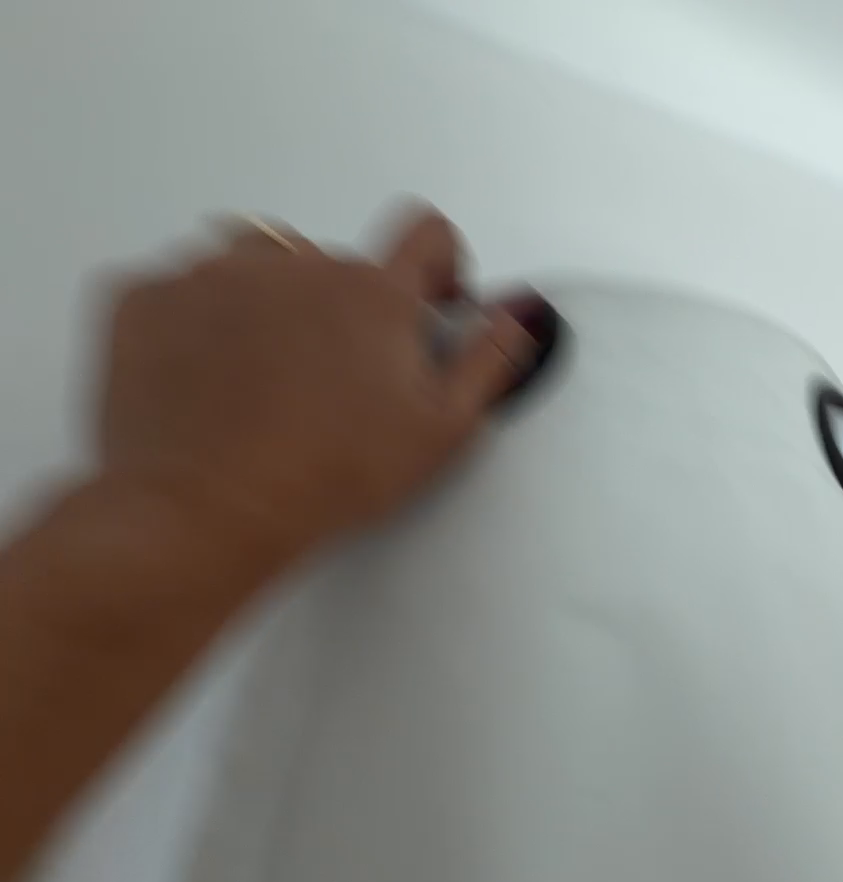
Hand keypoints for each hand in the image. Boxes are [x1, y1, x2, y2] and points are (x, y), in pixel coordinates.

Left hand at [94, 207, 540, 560]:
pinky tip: (224, 371)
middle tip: (354, 374)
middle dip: (358, 304)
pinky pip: (192, 282)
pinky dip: (216, 314)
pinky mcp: (142, 295)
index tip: (434, 306)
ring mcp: (210, 274)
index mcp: (376, 294)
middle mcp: (295, 265)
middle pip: (343, 260)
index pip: (427, 231)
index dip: (442, 263)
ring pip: (265, 259)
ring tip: (285, 364)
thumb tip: (518, 310)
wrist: (206, 507)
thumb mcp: (447, 425)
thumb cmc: (341, 469)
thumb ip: (491, 357)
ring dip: (285, 295)